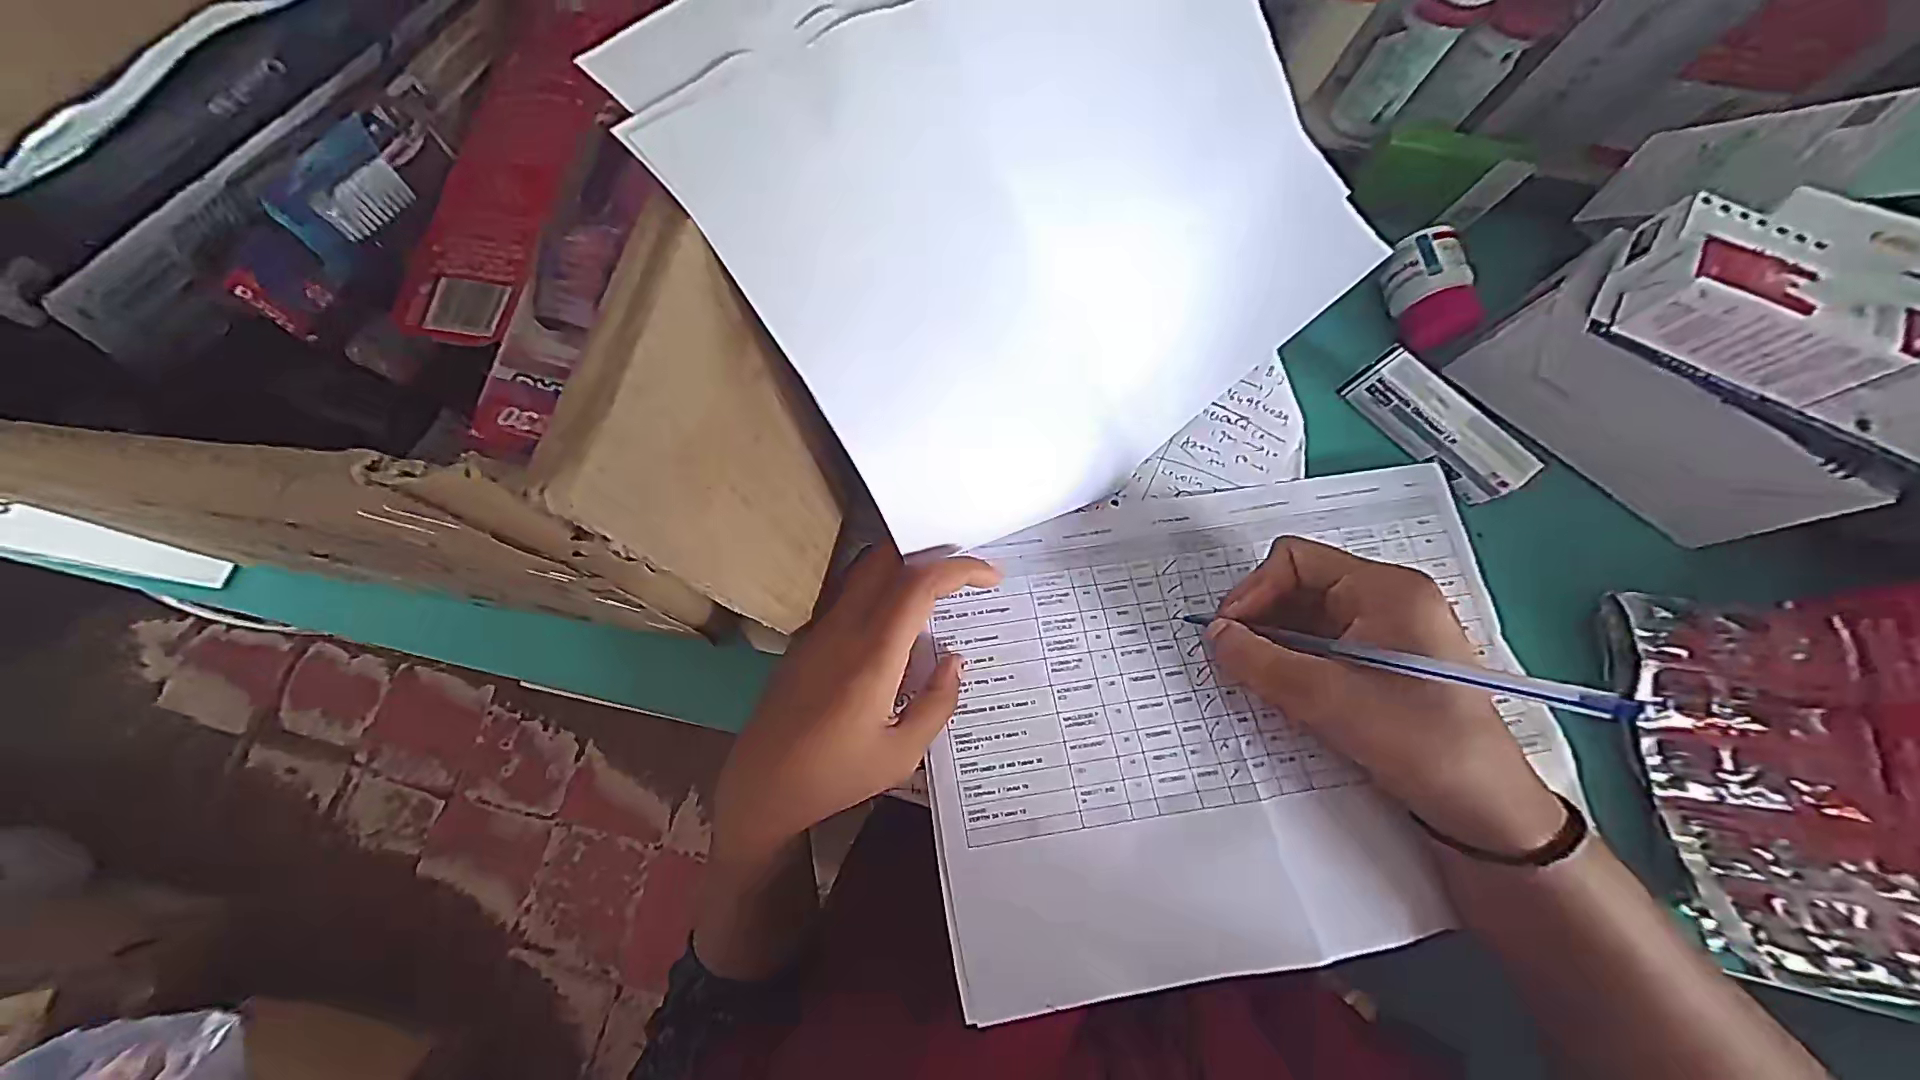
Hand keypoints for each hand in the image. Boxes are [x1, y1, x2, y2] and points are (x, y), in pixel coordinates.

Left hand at [710, 548, 999, 870]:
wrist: (758, 786)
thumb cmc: (832, 776)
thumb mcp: (900, 754)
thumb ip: (937, 703)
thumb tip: (955, 662)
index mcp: (872, 655)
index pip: (918, 585)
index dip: (959, 570)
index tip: (989, 576)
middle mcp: (843, 629)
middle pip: (887, 559)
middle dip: (932, 555)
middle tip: (964, 577)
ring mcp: (820, 629)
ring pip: (865, 571)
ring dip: (904, 568)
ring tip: (936, 596)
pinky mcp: (807, 639)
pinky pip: (850, 595)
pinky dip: (882, 591)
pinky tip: (897, 628)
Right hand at [1206, 536, 1562, 854]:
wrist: (1485, 810)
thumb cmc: (1419, 742)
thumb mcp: (1326, 699)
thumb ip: (1259, 661)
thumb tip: (1215, 635)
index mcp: (1386, 589)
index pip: (1295, 560)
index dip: (1252, 591)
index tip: (1227, 631)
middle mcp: (1389, 598)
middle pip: (1299, 585)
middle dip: (1260, 618)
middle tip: (1235, 656)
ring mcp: (1389, 628)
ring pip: (1307, 616)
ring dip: (1274, 641)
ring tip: (1257, 676)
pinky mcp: (1384, 658)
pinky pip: (1323, 642)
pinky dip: (1294, 659)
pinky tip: (1284, 687)